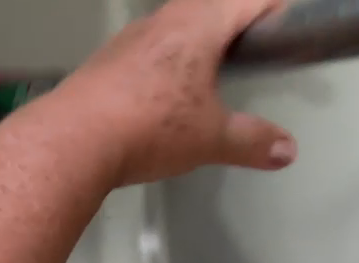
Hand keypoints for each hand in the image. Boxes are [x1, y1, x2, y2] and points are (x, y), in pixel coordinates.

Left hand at [39, 0, 298, 187]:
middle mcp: (162, 20)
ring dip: (191, 44)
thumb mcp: (209, 140)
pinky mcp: (103, 64)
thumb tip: (286, 151)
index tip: (286, 26)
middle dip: (230, 24)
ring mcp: (129, 40)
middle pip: (208, 6)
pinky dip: (159, 67)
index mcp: (198, 24)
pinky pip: (142, 54)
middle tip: (246, 51)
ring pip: (171, 28)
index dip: (273, 8)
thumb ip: (250, 142)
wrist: (72, 141)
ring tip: (203, 78)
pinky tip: (156, 100)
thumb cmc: (149, 129)